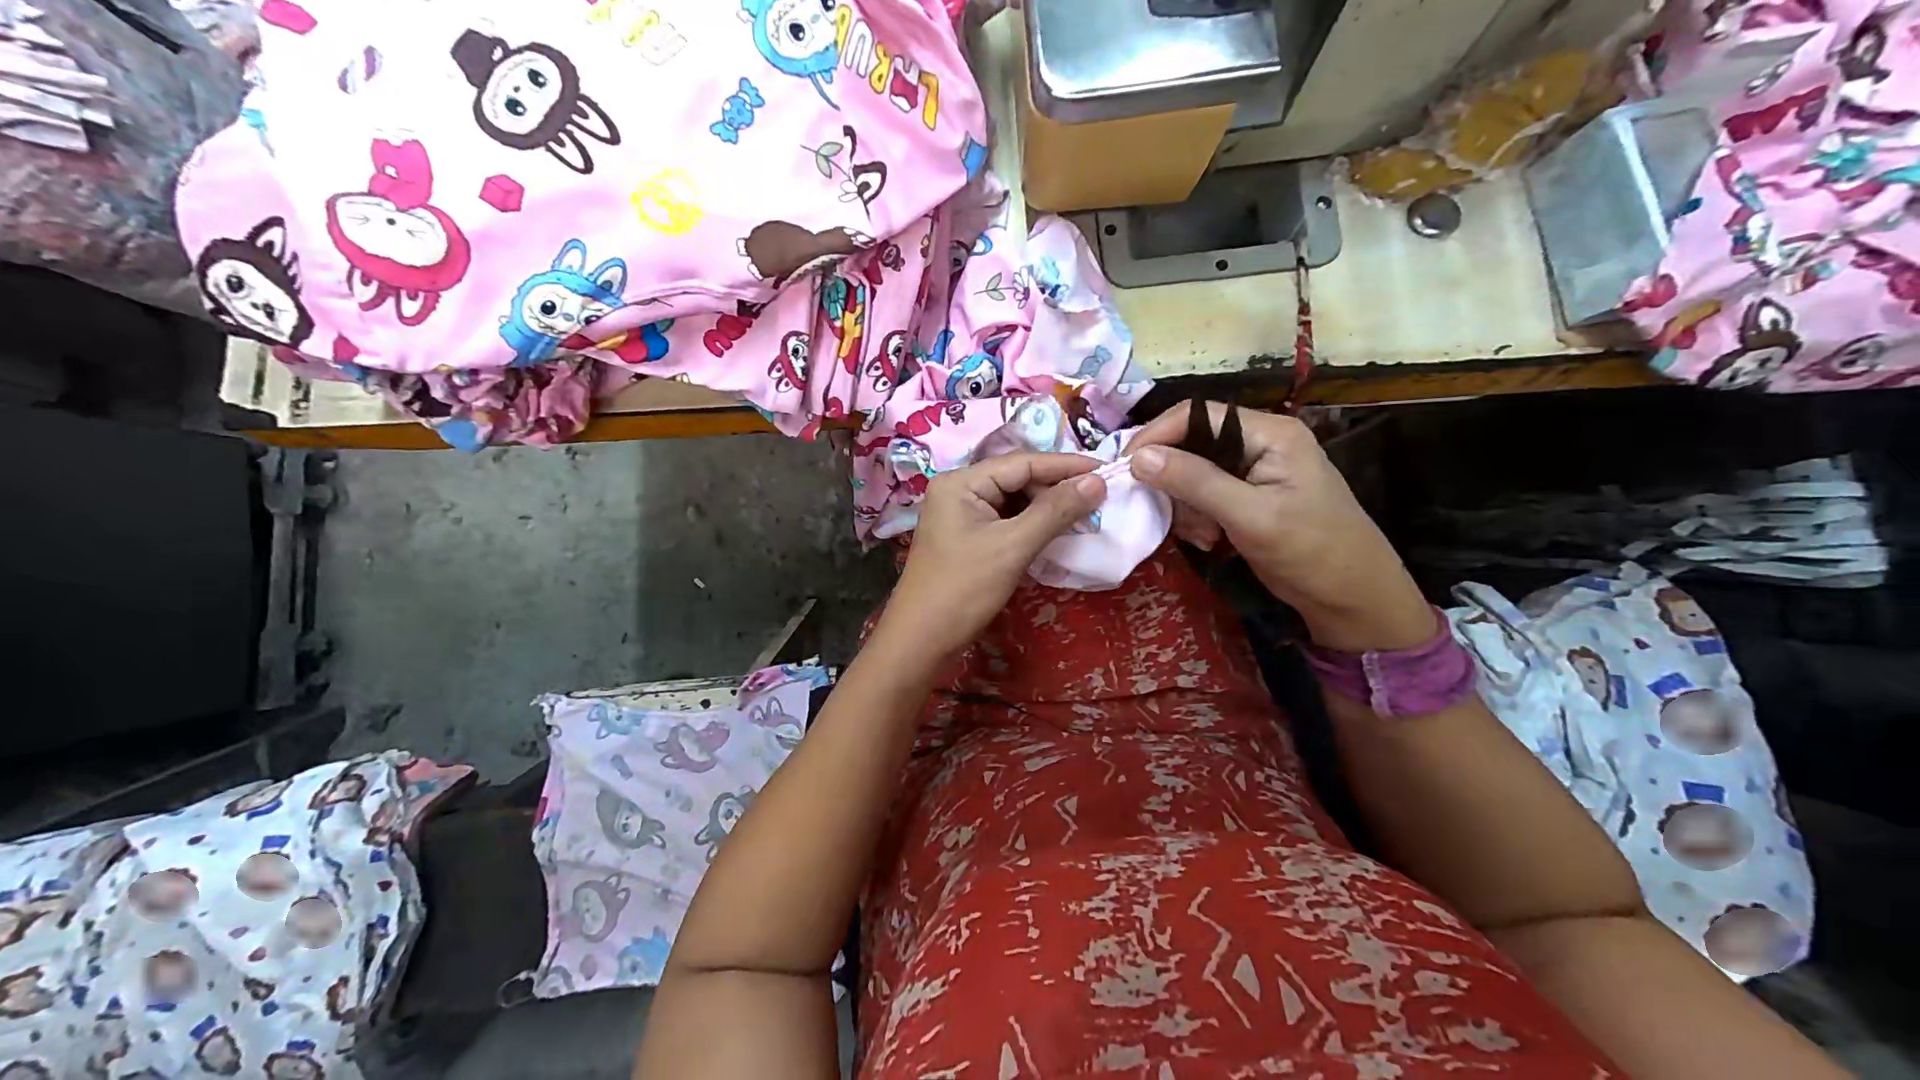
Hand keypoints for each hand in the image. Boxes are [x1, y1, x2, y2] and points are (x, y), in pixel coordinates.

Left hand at [879, 453, 1106, 657]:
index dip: (1066, 466)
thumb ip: (1055, 511)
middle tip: (1099, 499)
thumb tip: (1098, 481)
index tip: (1107, 471)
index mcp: (961, 482)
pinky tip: (1057, 532)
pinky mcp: (967, 538)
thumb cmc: (963, 589)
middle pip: (1017, 478)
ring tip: (1085, 515)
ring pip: (1014, 500)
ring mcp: (961, 515)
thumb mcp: (1013, 547)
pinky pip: (1006, 520)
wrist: (921, 640)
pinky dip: (1033, 524)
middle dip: (1057, 488)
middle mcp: (958, 490)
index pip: (1022, 462)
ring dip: (1048, 507)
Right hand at [1128, 402, 1434, 652]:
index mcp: (1269, 433)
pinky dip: (1197, 517)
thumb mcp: (1250, 515)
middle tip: (1170, 515)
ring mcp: (1253, 470)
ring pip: (1192, 472)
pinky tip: (1210, 540)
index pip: (1198, 414)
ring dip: (1186, 505)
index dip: (1157, 435)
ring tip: (1204, 536)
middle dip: (1174, 480)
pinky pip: (1203, 494)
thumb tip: (1138, 457)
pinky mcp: (1246, 495)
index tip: (1125, 467)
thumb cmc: (1310, 551)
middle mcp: (1259, 442)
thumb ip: (1195, 482)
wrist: (1350, 597)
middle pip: (1191, 443)